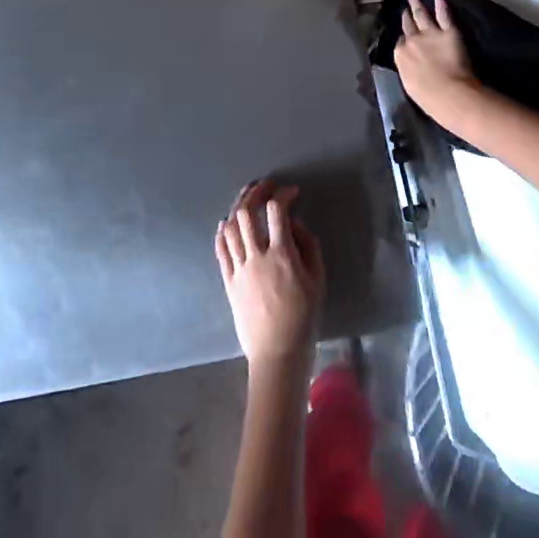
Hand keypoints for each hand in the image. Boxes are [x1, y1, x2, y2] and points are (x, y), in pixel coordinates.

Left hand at [215, 180, 324, 367]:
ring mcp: (239, 268)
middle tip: (265, 186)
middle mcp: (257, 257)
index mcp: (282, 256)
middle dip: (255, 193)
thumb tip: (294, 223)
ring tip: (247, 197)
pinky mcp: (228, 280)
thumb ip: (308, 246)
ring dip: (238, 207)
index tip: (291, 192)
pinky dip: (223, 231)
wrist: (277, 351)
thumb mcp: (317, 279)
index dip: (283, 195)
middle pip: (247, 213)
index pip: (277, 212)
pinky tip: (227, 222)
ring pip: (231, 227)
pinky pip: (221, 249)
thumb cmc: (304, 316)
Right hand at [393, 0, 478, 115]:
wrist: (449, 93)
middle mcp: (412, 41)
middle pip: (408, 25)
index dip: (404, 38)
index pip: (400, 43)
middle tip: (403, 6)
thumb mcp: (409, 84)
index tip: (405, 34)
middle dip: (405, 15)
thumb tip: (409, 66)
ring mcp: (430, 34)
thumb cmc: (428, 97)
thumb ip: (407, 69)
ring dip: (416, 3)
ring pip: (421, 15)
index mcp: (400, 56)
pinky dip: (441, 5)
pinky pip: (444, 15)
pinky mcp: (449, 32)